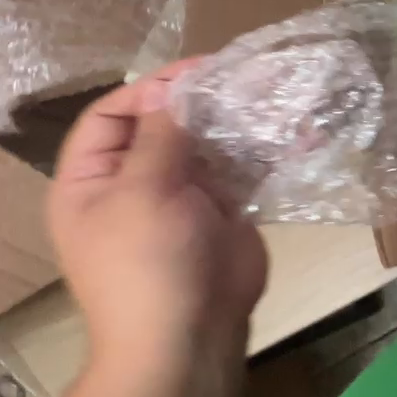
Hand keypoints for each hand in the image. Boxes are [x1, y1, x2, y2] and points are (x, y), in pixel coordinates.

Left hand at [47, 61, 267, 370]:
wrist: (188, 327)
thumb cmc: (147, 262)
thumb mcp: (142, 195)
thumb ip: (159, 137)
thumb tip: (173, 86)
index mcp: (93, 180)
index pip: (112, 115)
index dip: (153, 87)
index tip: (206, 69)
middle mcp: (136, 180)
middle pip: (169, 123)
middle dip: (209, 98)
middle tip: (257, 75)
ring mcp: (185, 192)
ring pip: (214, 140)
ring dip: (246, 118)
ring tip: (286, 95)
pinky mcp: (228, 203)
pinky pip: (248, 164)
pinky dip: (272, 146)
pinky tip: (303, 132)